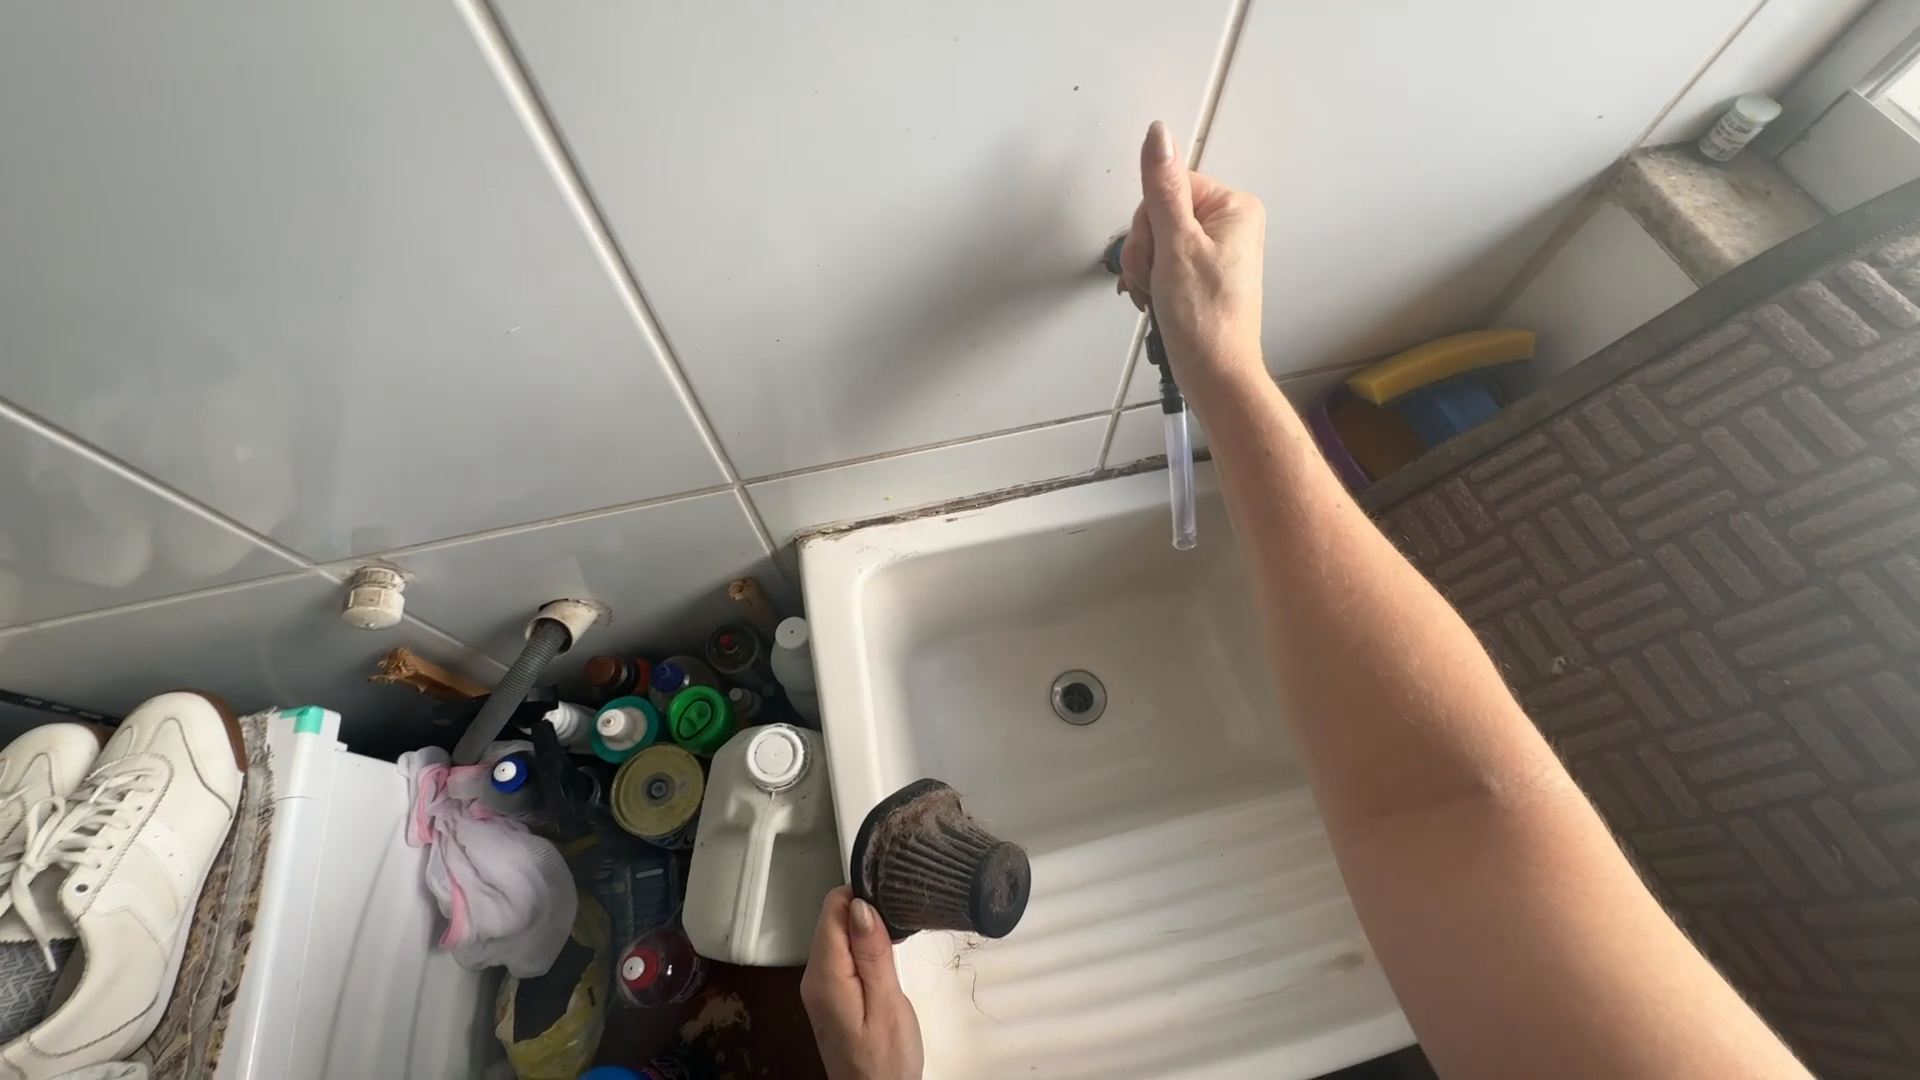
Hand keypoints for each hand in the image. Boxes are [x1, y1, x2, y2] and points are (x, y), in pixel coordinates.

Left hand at [801, 887, 923, 1079]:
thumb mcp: (887, 1005)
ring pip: (838, 932)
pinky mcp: (830, 994)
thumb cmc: (887, 1062)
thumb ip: (873, 953)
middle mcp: (814, 977)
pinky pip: (842, 952)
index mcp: (825, 976)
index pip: (832, 908)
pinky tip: (883, 959)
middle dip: (865, 912)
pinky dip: (863, 946)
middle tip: (897, 929)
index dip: (861, 897)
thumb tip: (860, 905)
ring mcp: (819, 986)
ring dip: (866, 929)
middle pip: (833, 918)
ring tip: (894, 943)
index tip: (889, 905)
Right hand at [1118, 120, 1267, 402]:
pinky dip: (1151, 282)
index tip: (1154, 255)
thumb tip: (1157, 134)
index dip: (1148, 223)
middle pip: (1159, 214)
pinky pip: (1163, 262)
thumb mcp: (1176, 246)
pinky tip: (1155, 301)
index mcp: (1233, 208)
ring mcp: (1215, 252)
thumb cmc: (1205, 321)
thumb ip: (1162, 189)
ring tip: (1154, 296)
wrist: (1215, 374)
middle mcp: (1229, 224)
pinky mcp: (1202, 275)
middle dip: (1144, 250)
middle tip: (1152, 280)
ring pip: (1156, 241)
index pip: (1168, 186)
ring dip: (1144, 270)